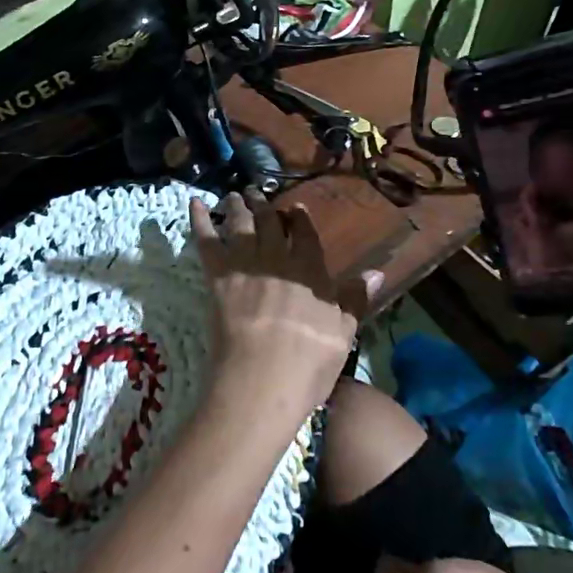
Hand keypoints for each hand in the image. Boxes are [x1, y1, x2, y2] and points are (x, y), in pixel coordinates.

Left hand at [188, 190, 379, 419]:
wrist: (261, 379)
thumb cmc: (309, 364)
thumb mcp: (343, 333)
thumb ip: (354, 299)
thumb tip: (376, 273)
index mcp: (310, 270)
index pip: (306, 234)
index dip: (300, 219)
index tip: (295, 208)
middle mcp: (277, 258)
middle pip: (271, 222)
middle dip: (266, 206)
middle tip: (259, 193)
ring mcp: (245, 265)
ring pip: (241, 224)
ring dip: (239, 205)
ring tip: (236, 194)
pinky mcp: (217, 276)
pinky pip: (206, 239)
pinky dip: (200, 218)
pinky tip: (196, 202)